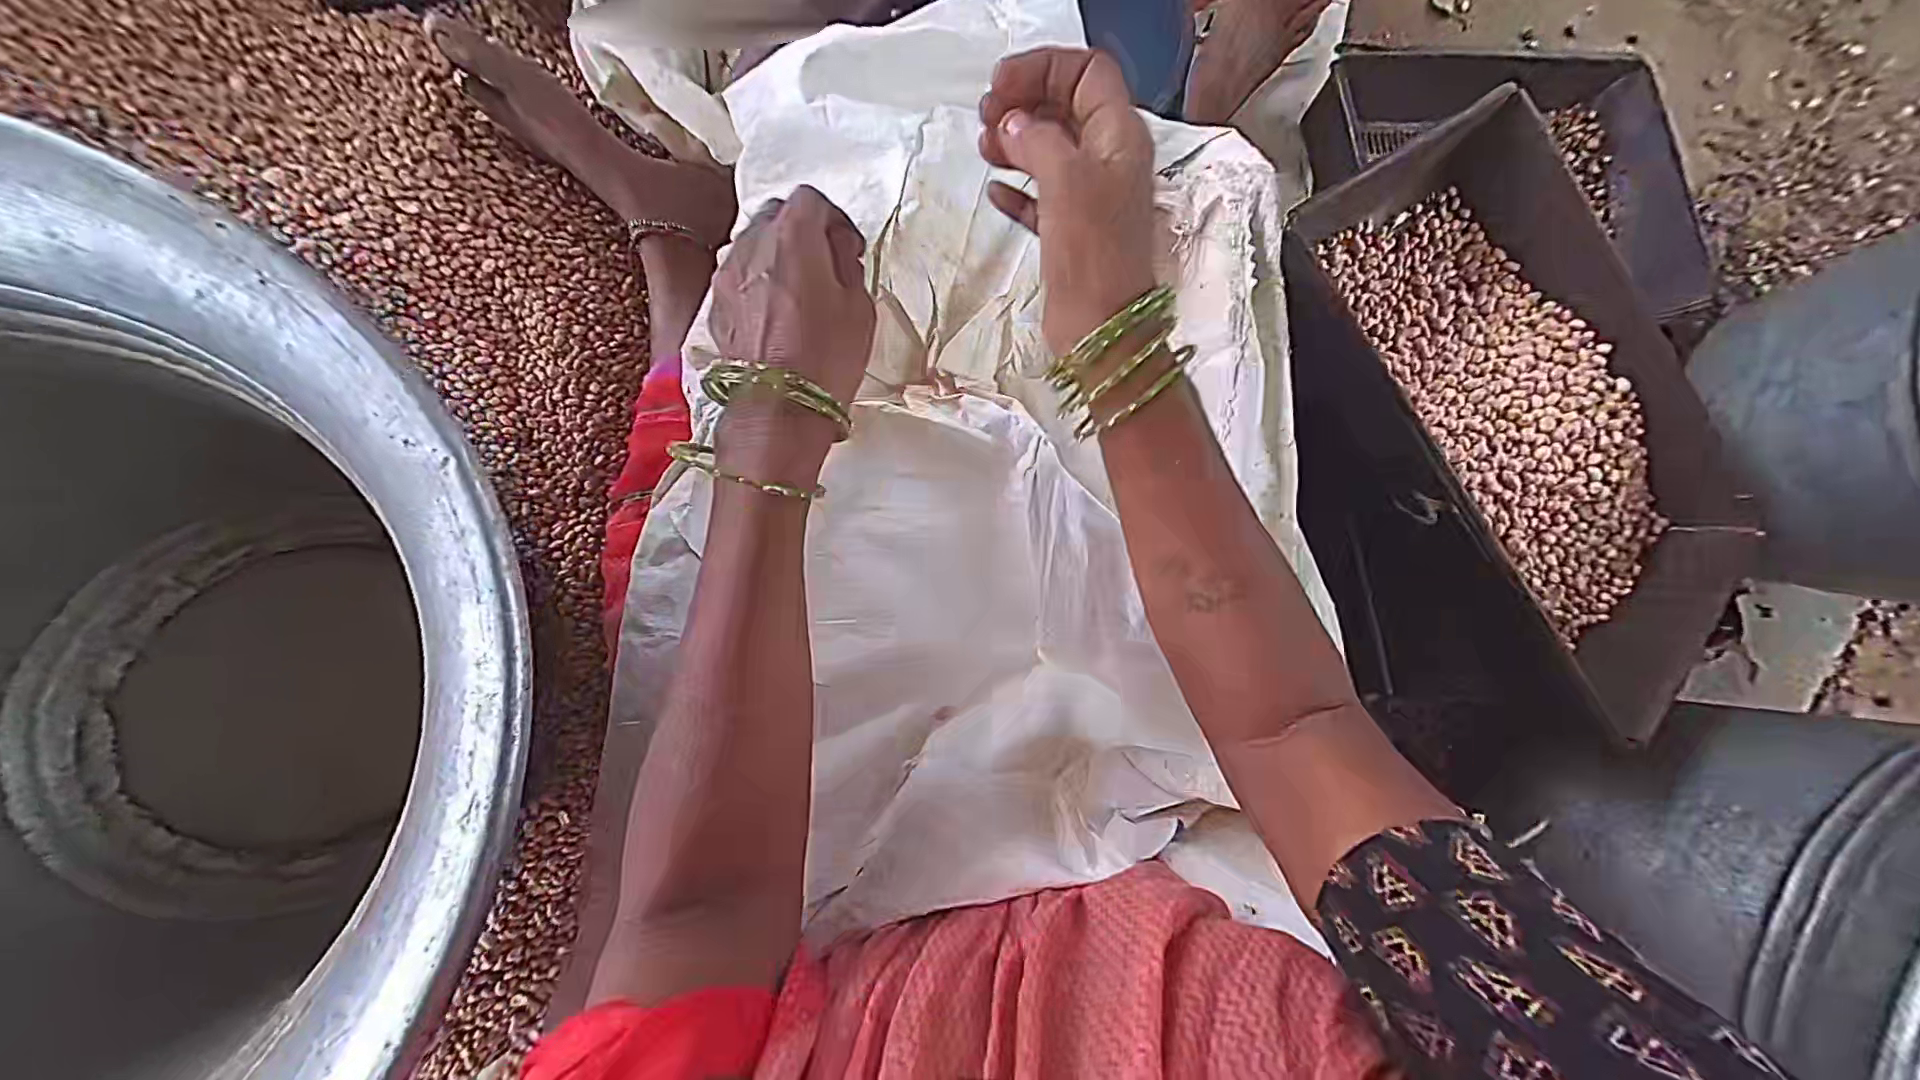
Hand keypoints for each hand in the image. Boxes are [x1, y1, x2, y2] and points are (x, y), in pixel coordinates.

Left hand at [708, 186, 875, 482]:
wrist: (779, 408)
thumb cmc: (826, 358)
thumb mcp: (860, 309)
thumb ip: (848, 267)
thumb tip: (837, 253)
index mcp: (793, 237)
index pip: (812, 200)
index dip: (835, 221)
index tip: (848, 248)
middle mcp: (752, 246)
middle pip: (776, 216)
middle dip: (802, 233)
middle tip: (825, 266)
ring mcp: (728, 276)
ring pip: (754, 246)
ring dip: (777, 258)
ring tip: (800, 294)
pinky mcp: (717, 307)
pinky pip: (740, 279)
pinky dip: (759, 285)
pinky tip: (777, 316)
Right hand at [979, 47, 1157, 353]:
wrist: (1098, 327)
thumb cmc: (1092, 254)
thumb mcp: (1066, 179)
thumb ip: (1037, 139)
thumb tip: (1013, 125)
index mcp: (1119, 138)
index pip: (1086, 73)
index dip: (1043, 69)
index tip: (1001, 86)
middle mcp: (1107, 163)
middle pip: (1065, 109)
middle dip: (1025, 103)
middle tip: (986, 117)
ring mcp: (1089, 200)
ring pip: (1049, 153)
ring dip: (1015, 144)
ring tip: (984, 147)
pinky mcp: (1069, 234)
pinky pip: (1040, 198)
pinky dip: (1017, 190)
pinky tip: (996, 192)